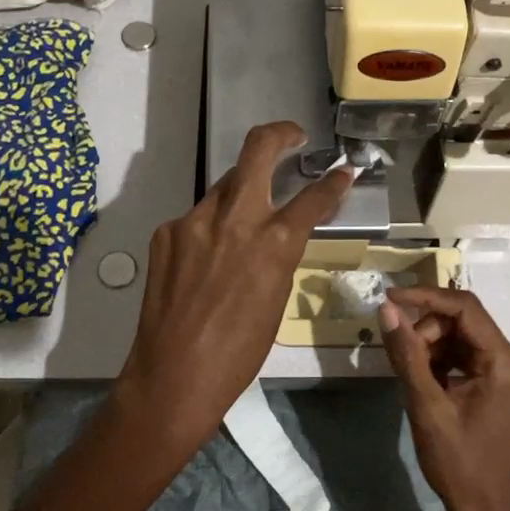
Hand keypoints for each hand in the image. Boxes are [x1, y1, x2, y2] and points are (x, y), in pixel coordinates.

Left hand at [116, 121, 353, 442]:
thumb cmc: (239, 353)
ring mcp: (194, 221)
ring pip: (224, 188)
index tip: (343, 170)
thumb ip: (279, 255)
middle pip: (258, 149)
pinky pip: (197, 219)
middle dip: (280, 134)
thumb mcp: (276, 298)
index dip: (334, 182)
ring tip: (243, 224)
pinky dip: (209, 230)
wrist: (174, 376)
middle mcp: (234, 219)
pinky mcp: (166, 233)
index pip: (313, 197)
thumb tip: (278, 232)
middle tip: (293, 136)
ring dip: (241, 195)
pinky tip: (206, 263)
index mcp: (274, 243)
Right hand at [379, 286, 509, 510]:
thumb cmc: (456, 461)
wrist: (481, 506)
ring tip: (410, 373)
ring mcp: (503, 370)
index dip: (425, 297)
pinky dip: (438, 359)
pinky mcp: (493, 381)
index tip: (389, 298)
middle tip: (400, 354)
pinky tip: (422, 380)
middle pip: (462, 320)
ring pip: (458, 335)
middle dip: (425, 328)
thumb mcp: (426, 405)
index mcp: (504, 361)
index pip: (465, 308)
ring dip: (429, 345)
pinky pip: (461, 353)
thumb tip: (387, 310)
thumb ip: (407, 354)